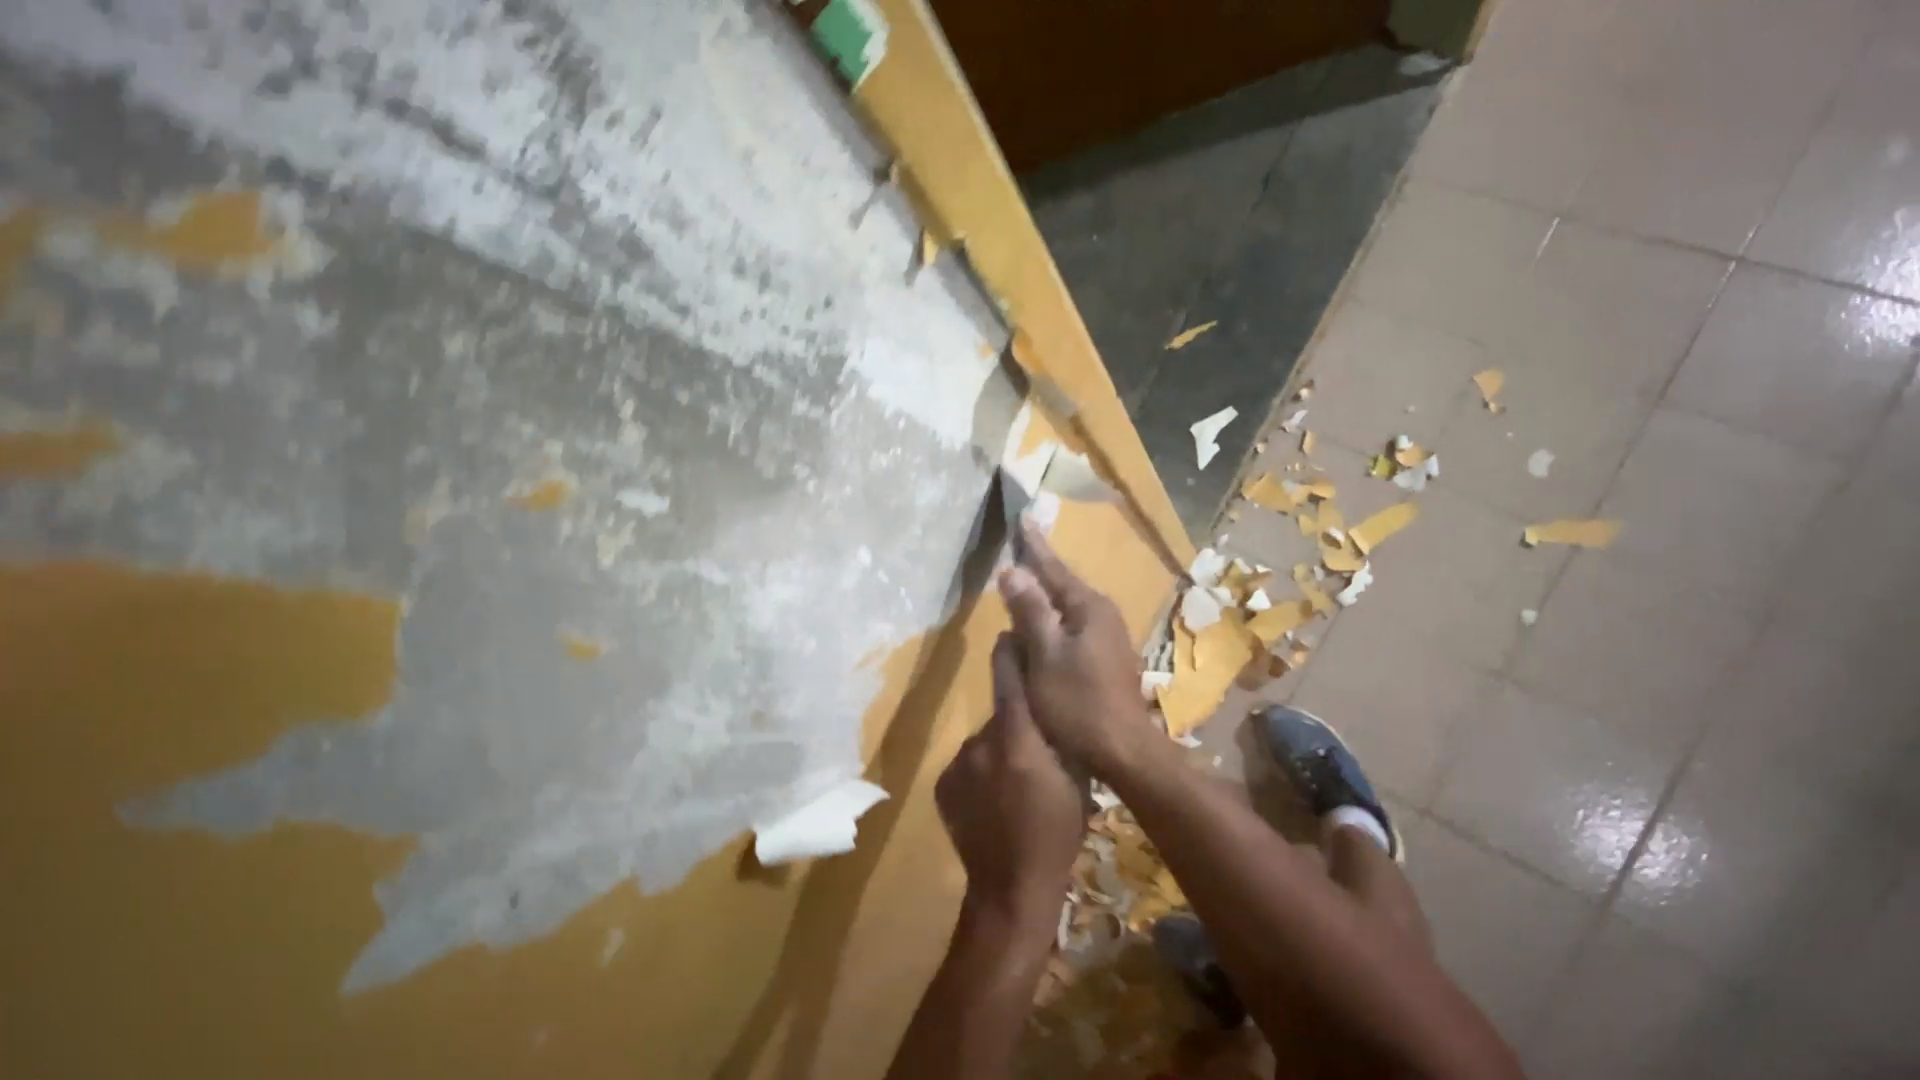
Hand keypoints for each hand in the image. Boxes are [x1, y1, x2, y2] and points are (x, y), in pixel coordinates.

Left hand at [935, 634, 1088, 923]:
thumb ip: (1063, 740)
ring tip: (1016, 786)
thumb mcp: (1077, 783)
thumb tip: (1054, 706)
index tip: (1012, 633)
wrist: (1009, 888)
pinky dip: (981, 774)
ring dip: (999, 752)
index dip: (1012, 653)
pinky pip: (967, 766)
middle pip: (1001, 714)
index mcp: (1018, 739)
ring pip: (984, 743)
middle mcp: (981, 743)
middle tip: (1038, 752)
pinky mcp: (942, 785)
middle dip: (1018, 724)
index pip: (1010, 678)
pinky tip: (994, 801)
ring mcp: (957, 765)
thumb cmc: (1055, 835)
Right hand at [998, 521, 1157, 775]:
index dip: (1034, 545)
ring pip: (1068, 609)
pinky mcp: (1106, 660)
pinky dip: (1052, 623)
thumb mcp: (1045, 655)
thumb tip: (1013, 571)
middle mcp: (1103, 615)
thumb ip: (1030, 611)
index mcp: (1088, 608)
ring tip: (1022, 585)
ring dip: (1044, 598)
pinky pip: (1072, 628)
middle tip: (1017, 547)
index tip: (1023, 516)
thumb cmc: (1079, 703)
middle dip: (1039, 569)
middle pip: (1063, 585)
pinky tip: (1039, 630)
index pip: (1054, 567)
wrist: (1124, 751)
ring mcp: (1108, 639)